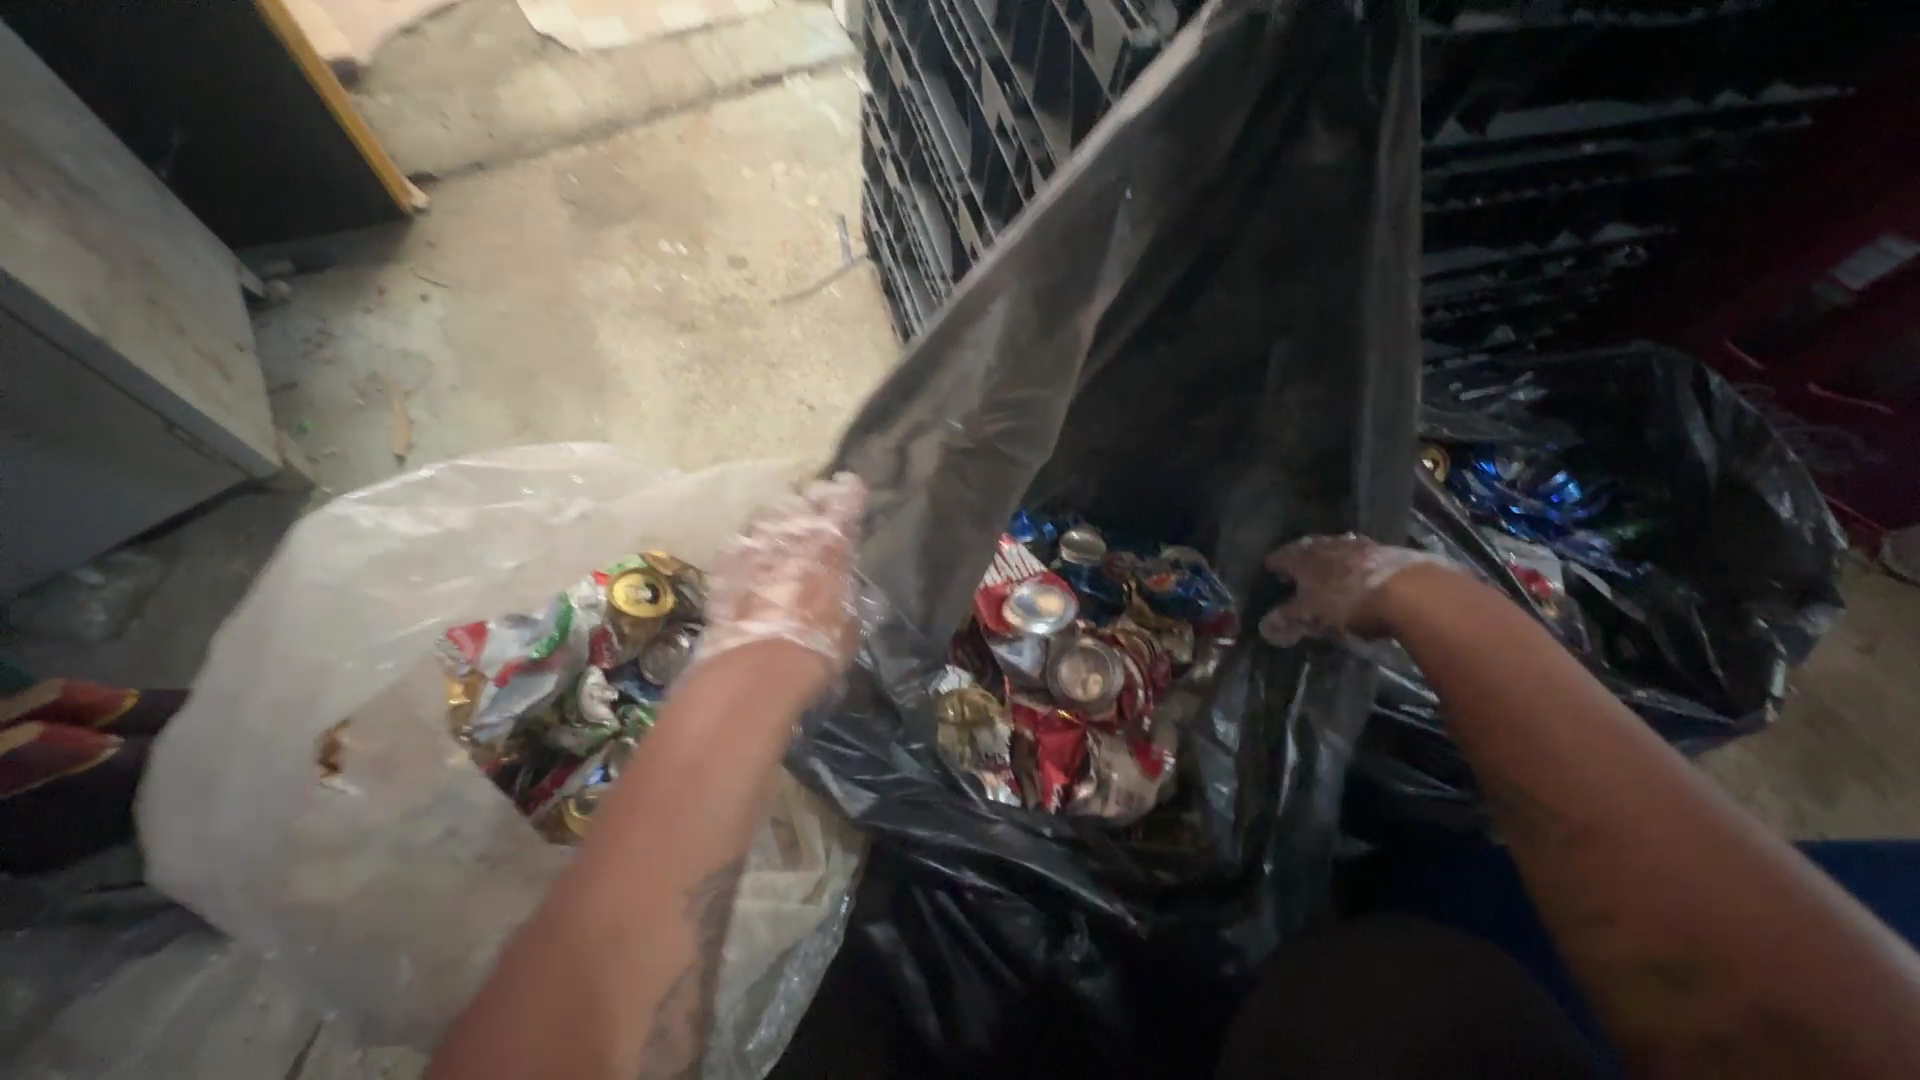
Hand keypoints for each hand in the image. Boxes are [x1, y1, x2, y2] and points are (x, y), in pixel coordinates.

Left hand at [692, 472, 866, 695]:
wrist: (758, 667)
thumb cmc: (818, 646)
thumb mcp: (851, 625)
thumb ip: (849, 597)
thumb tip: (847, 590)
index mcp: (831, 546)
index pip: (844, 503)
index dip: (849, 491)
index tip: (850, 484)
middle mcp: (792, 537)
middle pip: (800, 502)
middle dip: (809, 499)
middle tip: (815, 499)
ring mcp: (754, 549)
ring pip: (765, 516)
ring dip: (776, 516)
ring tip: (781, 521)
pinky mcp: (725, 569)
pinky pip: (738, 545)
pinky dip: (748, 545)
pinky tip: (749, 550)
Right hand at [1258, 533, 1451, 645]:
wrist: (1412, 593)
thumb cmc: (1347, 603)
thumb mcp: (1311, 617)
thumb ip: (1287, 620)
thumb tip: (1264, 627)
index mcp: (1304, 556)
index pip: (1281, 556)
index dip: (1274, 565)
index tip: (1269, 573)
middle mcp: (1331, 544)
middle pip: (1311, 549)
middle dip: (1304, 560)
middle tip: (1299, 574)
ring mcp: (1364, 547)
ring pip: (1341, 551)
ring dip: (1334, 562)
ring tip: (1332, 576)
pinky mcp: (1393, 554)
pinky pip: (1367, 560)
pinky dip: (1360, 569)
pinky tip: (1363, 580)